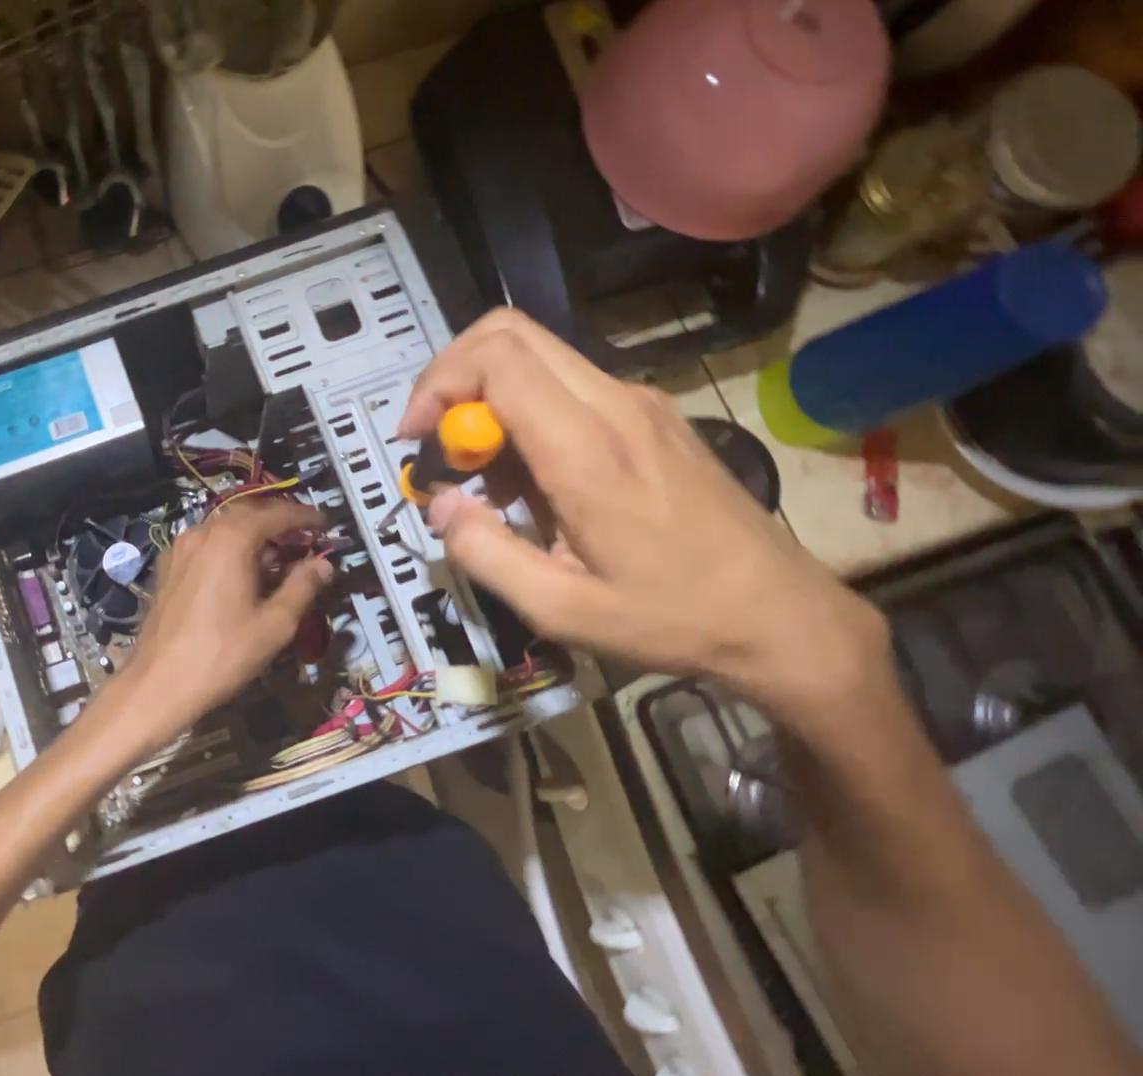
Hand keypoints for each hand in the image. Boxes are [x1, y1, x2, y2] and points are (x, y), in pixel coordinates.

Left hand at [110, 501, 332, 750]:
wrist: (160, 682)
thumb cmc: (223, 654)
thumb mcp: (274, 624)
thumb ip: (302, 587)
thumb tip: (324, 563)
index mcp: (231, 539)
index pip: (276, 514)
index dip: (304, 517)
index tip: (326, 524)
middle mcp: (202, 533)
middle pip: (247, 515)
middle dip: (277, 522)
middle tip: (304, 538)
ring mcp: (180, 550)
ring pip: (223, 529)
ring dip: (252, 535)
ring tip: (276, 557)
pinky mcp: (167, 569)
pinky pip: (205, 546)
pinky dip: (228, 549)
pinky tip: (240, 573)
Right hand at [400, 309, 889, 724]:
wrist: (781, 615)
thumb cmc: (669, 618)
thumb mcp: (559, 609)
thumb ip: (484, 553)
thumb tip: (437, 504)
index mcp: (588, 450)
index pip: (497, 358)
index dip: (438, 385)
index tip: (417, 439)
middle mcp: (614, 404)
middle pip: (510, 333)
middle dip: (451, 378)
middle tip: (437, 443)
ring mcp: (639, 402)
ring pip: (536, 354)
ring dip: (487, 397)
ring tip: (483, 475)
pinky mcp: (651, 414)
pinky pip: (566, 384)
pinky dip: (524, 410)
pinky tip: (529, 478)